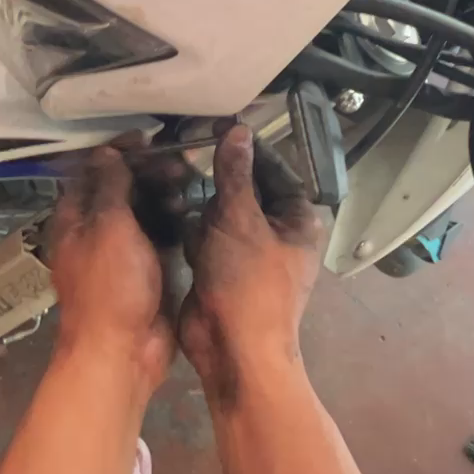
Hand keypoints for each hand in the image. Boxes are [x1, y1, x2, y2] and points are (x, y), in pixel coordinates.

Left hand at [44, 144, 176, 391]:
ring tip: (189, 185)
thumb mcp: (109, 227)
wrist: (124, 351)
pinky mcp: (144, 267)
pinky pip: (157, 233)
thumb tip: (107, 152)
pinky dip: (171, 219)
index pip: (93, 170)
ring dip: (163, 194)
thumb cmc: (111, 285)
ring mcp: (120, 249)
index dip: (118, 151)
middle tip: (181, 165)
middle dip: (148, 172)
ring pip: (142, 209)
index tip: (149, 139)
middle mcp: (94, 229)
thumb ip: (110, 186)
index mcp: (74, 217)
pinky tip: (190, 211)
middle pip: (120, 187)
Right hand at [178, 125, 325, 404]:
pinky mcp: (222, 268)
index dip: (247, 148)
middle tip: (187, 154)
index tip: (218, 125)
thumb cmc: (247, 281)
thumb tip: (238, 129)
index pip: (274, 168)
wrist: (232, 348)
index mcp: (296, 219)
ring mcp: (248, 252)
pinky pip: (207, 237)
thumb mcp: (240, 219)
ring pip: (221, 213)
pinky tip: (178, 225)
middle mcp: (276, 232)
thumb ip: (235, 173)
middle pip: (245, 190)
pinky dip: (195, 233)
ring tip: (177, 188)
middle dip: (218, 181)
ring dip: (203, 208)